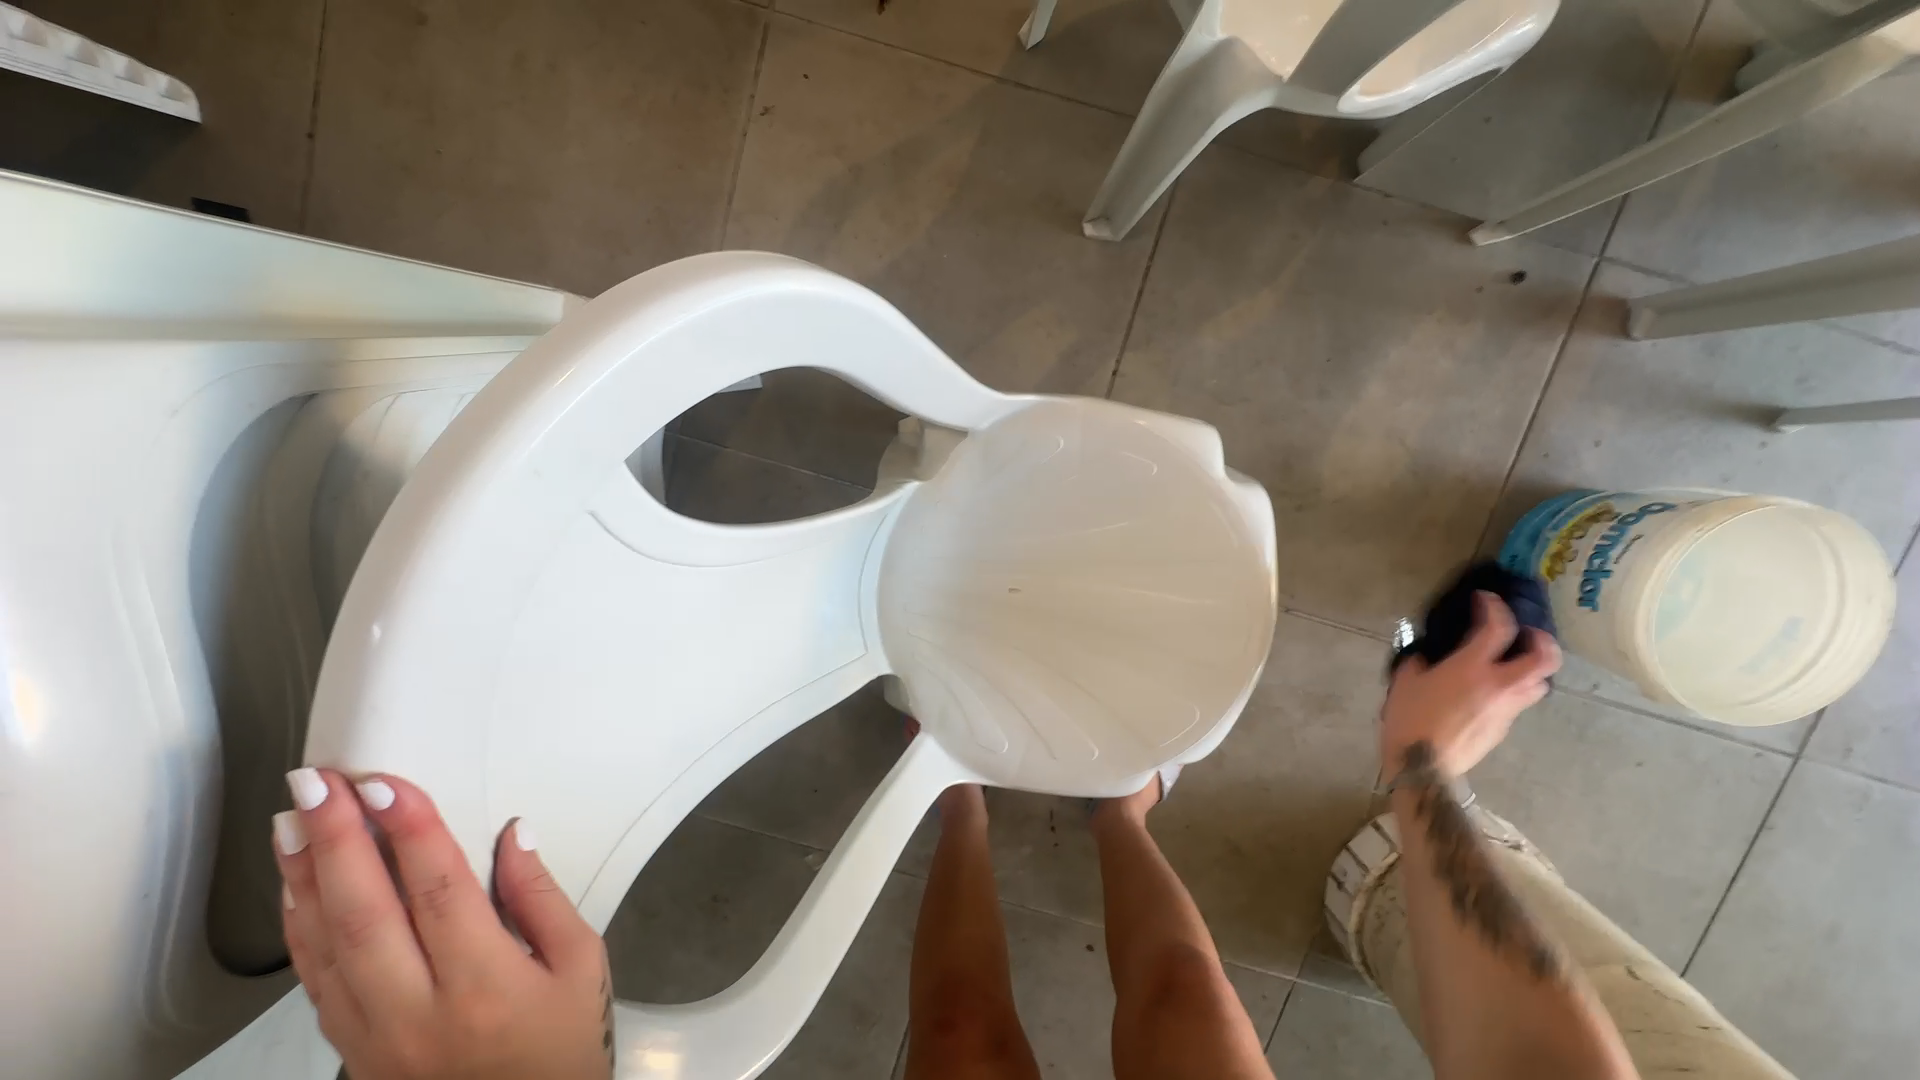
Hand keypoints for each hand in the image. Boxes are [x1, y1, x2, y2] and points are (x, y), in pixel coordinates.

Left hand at [273, 769, 612, 1079]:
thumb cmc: (564, 1042)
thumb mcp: (581, 965)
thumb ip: (543, 897)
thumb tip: (512, 833)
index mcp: (486, 984)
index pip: (440, 891)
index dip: (411, 832)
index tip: (385, 783)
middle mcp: (418, 1012)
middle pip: (366, 915)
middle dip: (337, 841)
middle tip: (316, 783)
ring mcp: (374, 1039)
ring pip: (326, 949)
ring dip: (303, 879)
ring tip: (291, 820)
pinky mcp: (353, 1053)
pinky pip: (317, 984)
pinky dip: (301, 930)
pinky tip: (296, 890)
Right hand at [1381, 592, 1560, 780]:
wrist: (1425, 766)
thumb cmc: (1409, 718)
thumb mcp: (1406, 681)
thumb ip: (1422, 662)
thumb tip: (1431, 657)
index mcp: (1472, 667)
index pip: (1498, 627)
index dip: (1494, 607)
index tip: (1484, 600)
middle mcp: (1499, 684)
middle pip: (1545, 657)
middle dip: (1541, 639)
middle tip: (1524, 634)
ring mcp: (1507, 708)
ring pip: (1539, 683)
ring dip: (1531, 670)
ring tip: (1511, 665)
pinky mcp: (1505, 727)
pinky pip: (1518, 703)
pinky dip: (1511, 691)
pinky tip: (1487, 694)